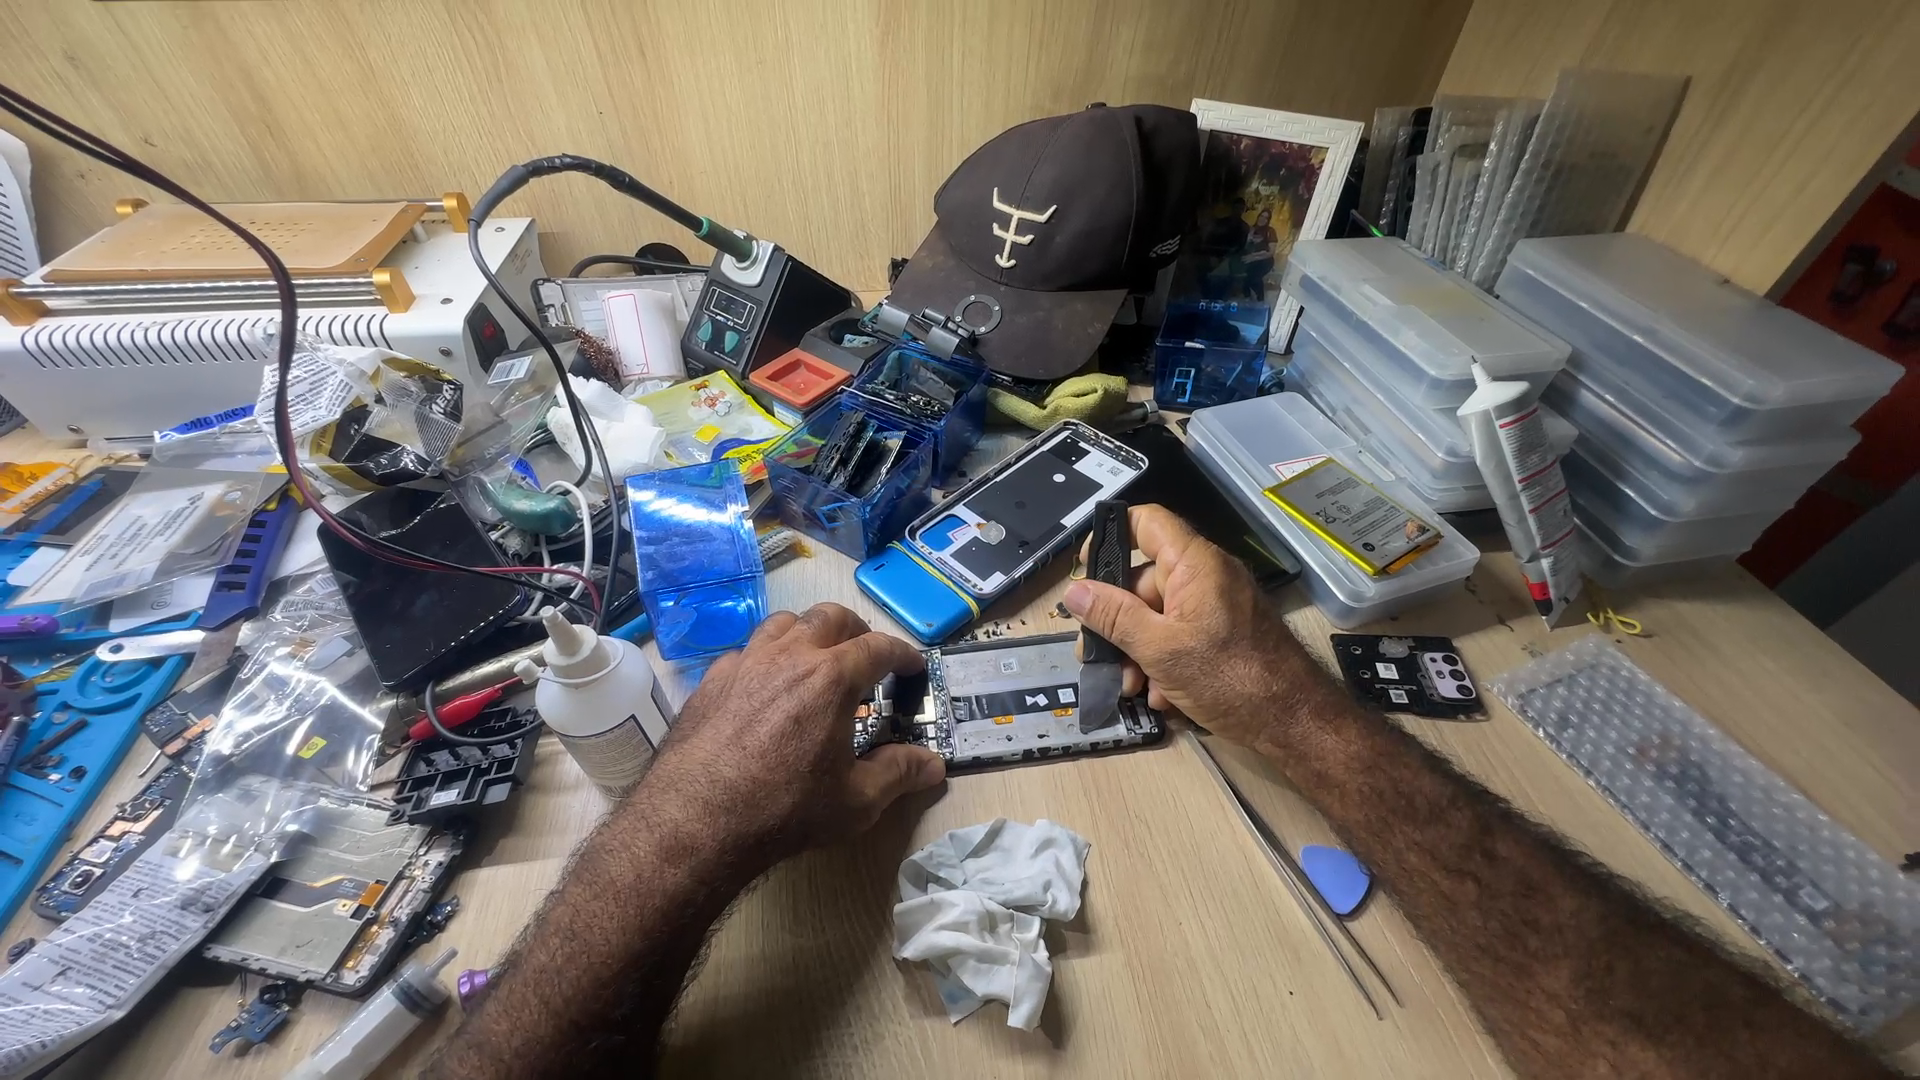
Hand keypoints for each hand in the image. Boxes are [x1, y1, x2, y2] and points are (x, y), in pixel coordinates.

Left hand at [646, 603, 945, 859]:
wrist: (694, 822)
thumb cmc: (784, 809)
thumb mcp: (856, 800)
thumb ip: (899, 773)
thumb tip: (933, 765)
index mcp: (832, 677)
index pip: (879, 647)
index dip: (903, 653)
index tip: (913, 665)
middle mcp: (790, 655)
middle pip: (831, 617)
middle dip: (857, 630)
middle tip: (866, 655)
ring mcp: (746, 661)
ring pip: (784, 622)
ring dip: (809, 632)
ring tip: (815, 658)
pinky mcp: (712, 678)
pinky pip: (748, 651)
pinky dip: (767, 658)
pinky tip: (765, 688)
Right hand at [1065, 504, 1308, 744]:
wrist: (1296, 723)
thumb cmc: (1229, 678)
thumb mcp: (1159, 649)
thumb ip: (1113, 617)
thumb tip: (1072, 591)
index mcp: (1194, 564)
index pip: (1147, 522)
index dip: (1111, 535)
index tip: (1085, 569)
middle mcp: (1207, 576)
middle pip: (1143, 580)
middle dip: (1117, 620)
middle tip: (1095, 654)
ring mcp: (1217, 606)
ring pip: (1158, 615)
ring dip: (1136, 650)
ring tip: (1131, 686)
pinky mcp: (1225, 634)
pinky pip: (1180, 634)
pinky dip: (1164, 661)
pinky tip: (1160, 694)